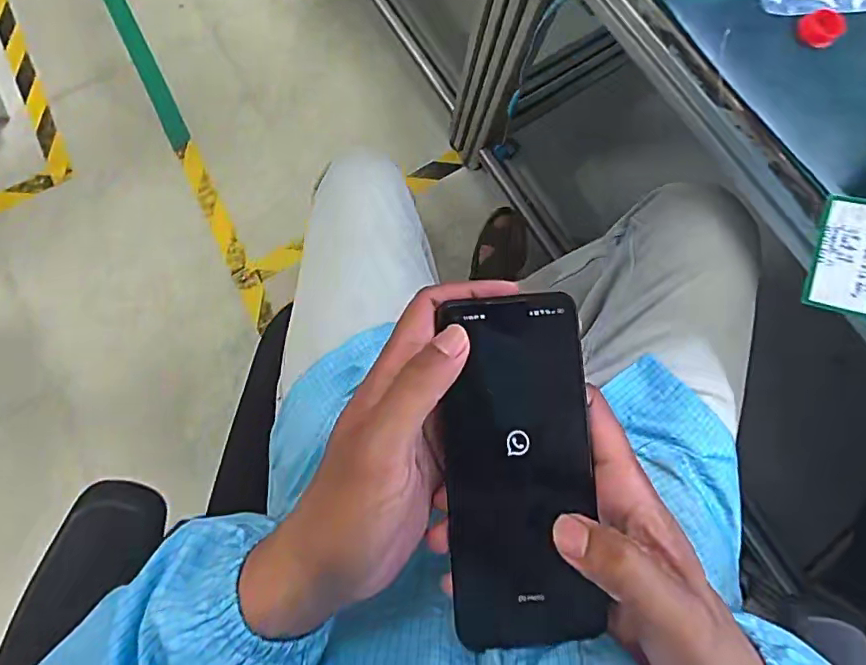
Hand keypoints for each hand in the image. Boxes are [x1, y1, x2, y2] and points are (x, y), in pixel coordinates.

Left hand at [238, 280, 518, 638]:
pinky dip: (488, 442)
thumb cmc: (347, 506)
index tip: (510, 294)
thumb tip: (458, 334)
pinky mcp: (433, 465)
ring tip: (536, 401)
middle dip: (490, 339)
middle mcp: (407, 395)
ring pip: (465, 395)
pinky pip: (469, 440)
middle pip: (451, 348)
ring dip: (494, 395)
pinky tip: (511, 455)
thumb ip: (417, 387)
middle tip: (536, 346)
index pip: (426, 312)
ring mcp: (422, 431)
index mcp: (391, 378)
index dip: (464, 292)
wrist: (330, 572)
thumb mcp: (384, 442)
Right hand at [423, 389, 757, 662]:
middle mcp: (598, 502)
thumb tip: (561, 526)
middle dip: (500, 447)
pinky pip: (521, 540)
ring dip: (486, 499)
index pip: (594, 420)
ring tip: (444, 509)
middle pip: (545, 454)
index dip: (560, 388)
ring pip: (525, 497)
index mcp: (626, 491)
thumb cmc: (701, 642)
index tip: (514, 373)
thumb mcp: (668, 603)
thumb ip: (623, 564)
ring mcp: (581, 534)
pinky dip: (492, 540)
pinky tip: (462, 550)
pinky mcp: (566, 567)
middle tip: (451, 448)